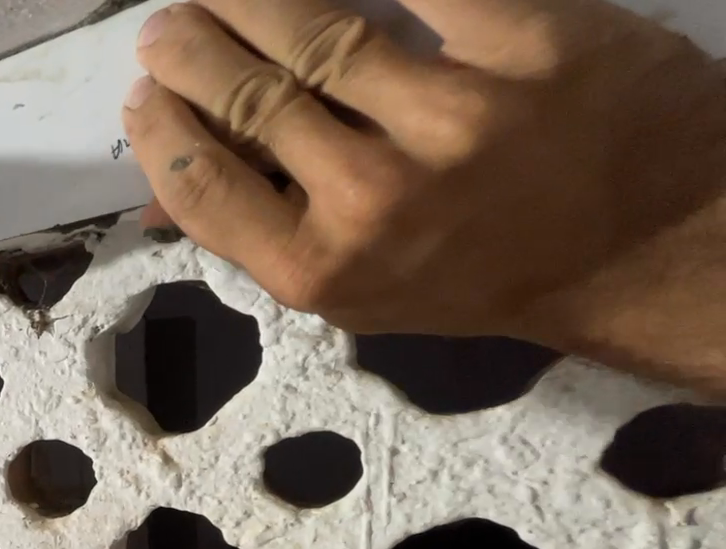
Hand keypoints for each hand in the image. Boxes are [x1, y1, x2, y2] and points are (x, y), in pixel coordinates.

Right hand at [122, 0, 725, 390]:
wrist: (637, 248)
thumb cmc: (464, 280)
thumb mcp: (344, 290)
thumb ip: (257, 237)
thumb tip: (156, 206)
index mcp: (315, 265)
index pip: (207, 187)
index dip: (162, 134)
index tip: (141, 97)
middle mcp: (370, 197)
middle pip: (253, 104)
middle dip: (194, 56)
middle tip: (161, 27)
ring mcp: (456, 117)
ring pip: (325, 38)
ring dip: (254, 5)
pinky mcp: (539, 44)